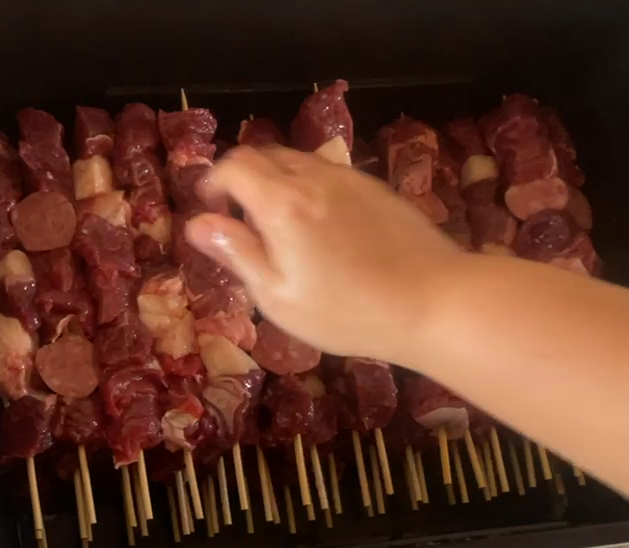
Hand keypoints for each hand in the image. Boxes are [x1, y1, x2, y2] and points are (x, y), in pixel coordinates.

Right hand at [185, 145, 467, 362]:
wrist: (431, 300)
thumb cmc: (344, 312)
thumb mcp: (277, 296)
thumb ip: (237, 253)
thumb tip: (198, 225)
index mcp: (282, 203)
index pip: (235, 166)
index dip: (214, 183)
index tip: (209, 210)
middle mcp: (314, 177)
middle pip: (265, 156)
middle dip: (241, 180)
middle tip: (237, 221)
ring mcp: (348, 178)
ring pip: (297, 162)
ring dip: (274, 184)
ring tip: (276, 230)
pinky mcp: (374, 188)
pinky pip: (326, 175)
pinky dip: (306, 190)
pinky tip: (316, 232)